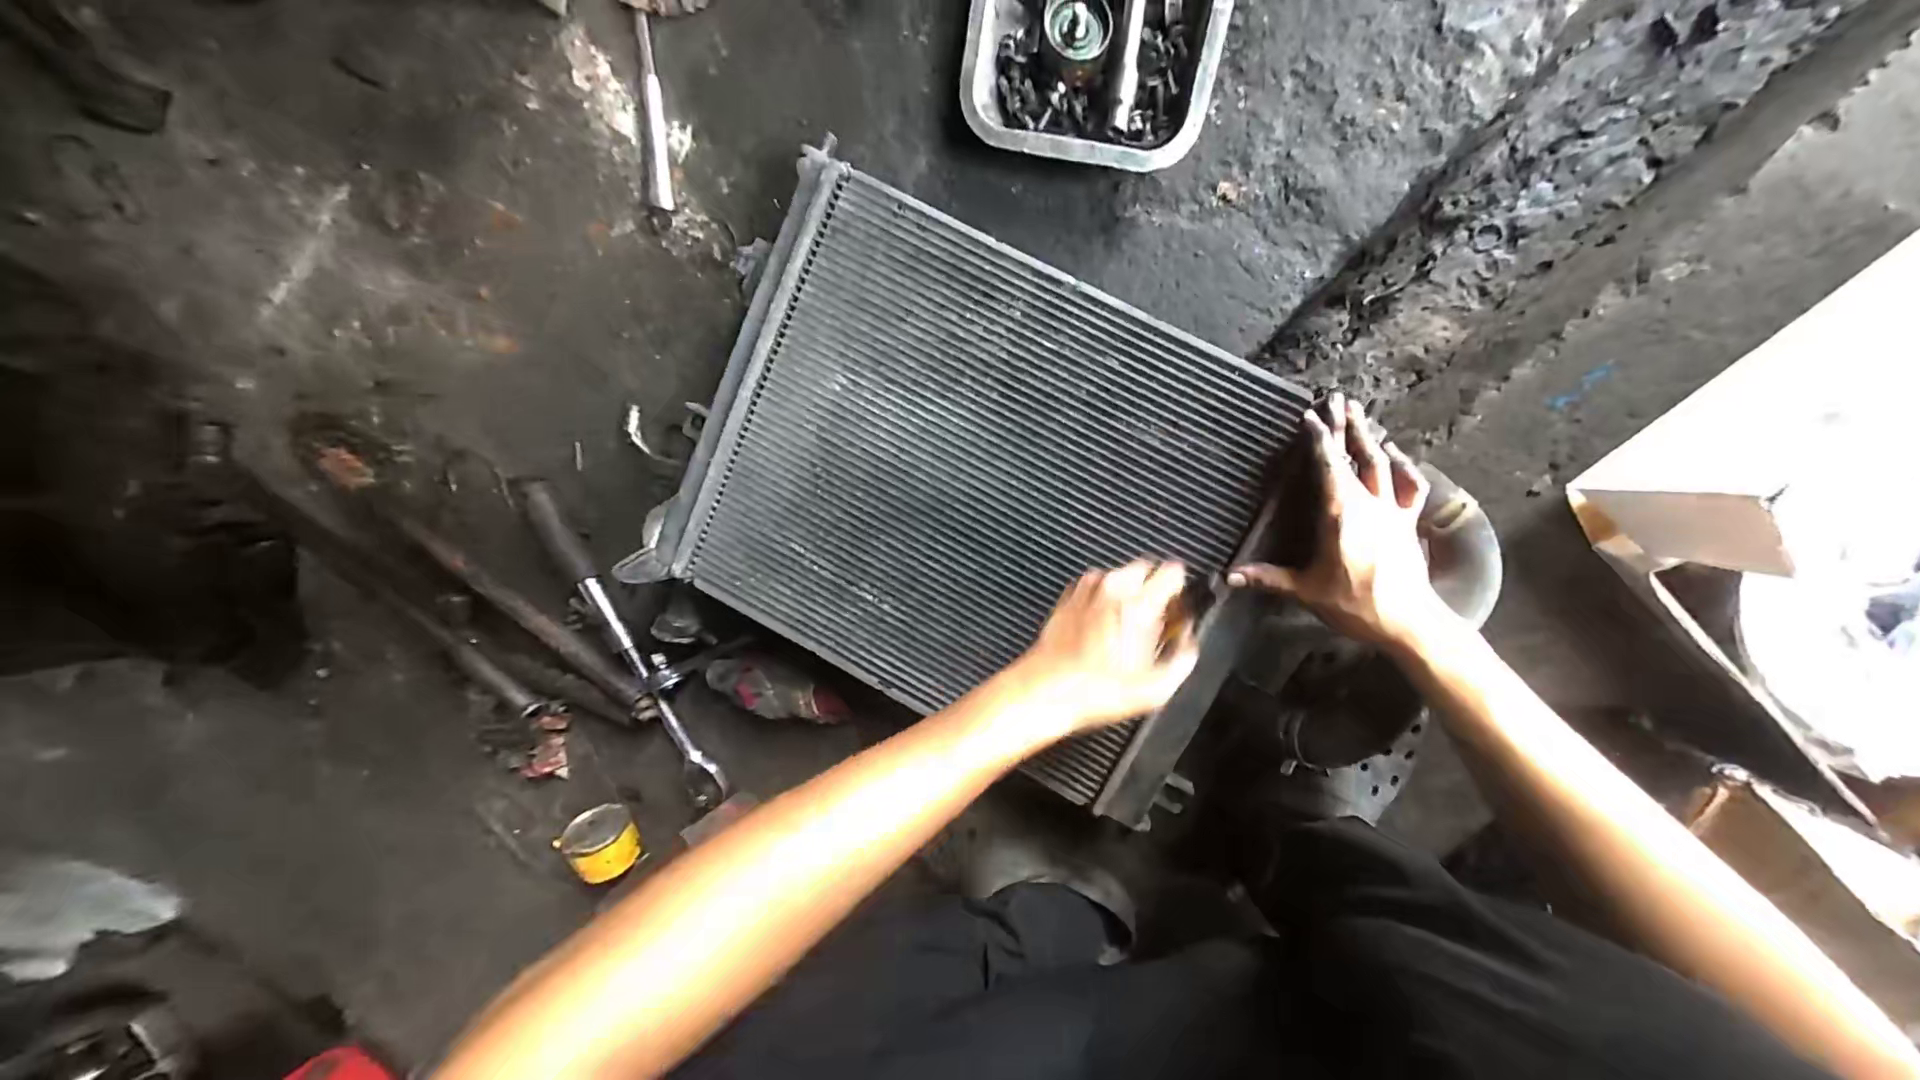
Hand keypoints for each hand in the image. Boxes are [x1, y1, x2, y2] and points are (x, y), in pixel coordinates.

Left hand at [1007, 560, 1200, 734]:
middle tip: (1152, 621)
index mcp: (1138, 605)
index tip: (1177, 608)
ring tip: (1124, 630)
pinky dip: (1103, 600)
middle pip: (1146, 568)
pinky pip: (1096, 586)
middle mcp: (1112, 589)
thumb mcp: (1155, 689)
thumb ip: (1184, 659)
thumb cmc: (1092, 691)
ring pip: (1120, 576)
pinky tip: (1101, 630)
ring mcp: (1087, 589)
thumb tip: (1189, 644)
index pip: (1174, 570)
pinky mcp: (1068, 595)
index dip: (1180, 589)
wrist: (1045, 690)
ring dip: (1127, 595)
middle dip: (1153, 589)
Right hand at [1229, 393, 1453, 649]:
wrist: (1409, 622)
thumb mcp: (1304, 590)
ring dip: (1370, 437)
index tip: (1308, 415)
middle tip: (1338, 399)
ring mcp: (1393, 511)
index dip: (1317, 439)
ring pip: (1384, 464)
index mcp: (1339, 514)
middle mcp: (1368, 504)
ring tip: (1360, 414)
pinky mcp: (1409, 523)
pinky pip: (1410, 486)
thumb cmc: (1354, 603)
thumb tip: (1228, 577)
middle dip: (1346, 426)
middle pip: (1358, 455)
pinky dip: (1404, 465)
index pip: (1327, 466)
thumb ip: (1267, 579)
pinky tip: (1396, 453)